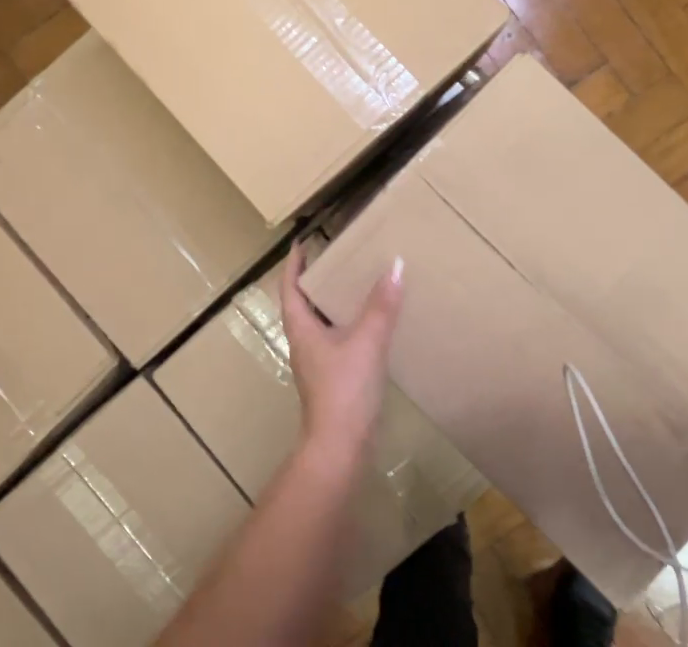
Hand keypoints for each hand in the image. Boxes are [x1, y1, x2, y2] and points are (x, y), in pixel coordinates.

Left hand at [278, 242, 404, 463]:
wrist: (341, 446)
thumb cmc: (344, 389)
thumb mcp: (366, 341)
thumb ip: (381, 305)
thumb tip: (396, 264)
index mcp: (301, 328)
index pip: (291, 288)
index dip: (294, 264)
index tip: (302, 242)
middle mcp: (303, 343)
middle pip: (304, 305)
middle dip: (317, 281)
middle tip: (338, 259)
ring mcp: (317, 364)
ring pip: (321, 325)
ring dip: (334, 305)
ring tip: (357, 285)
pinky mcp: (332, 380)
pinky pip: (338, 342)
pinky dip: (350, 327)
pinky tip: (372, 326)